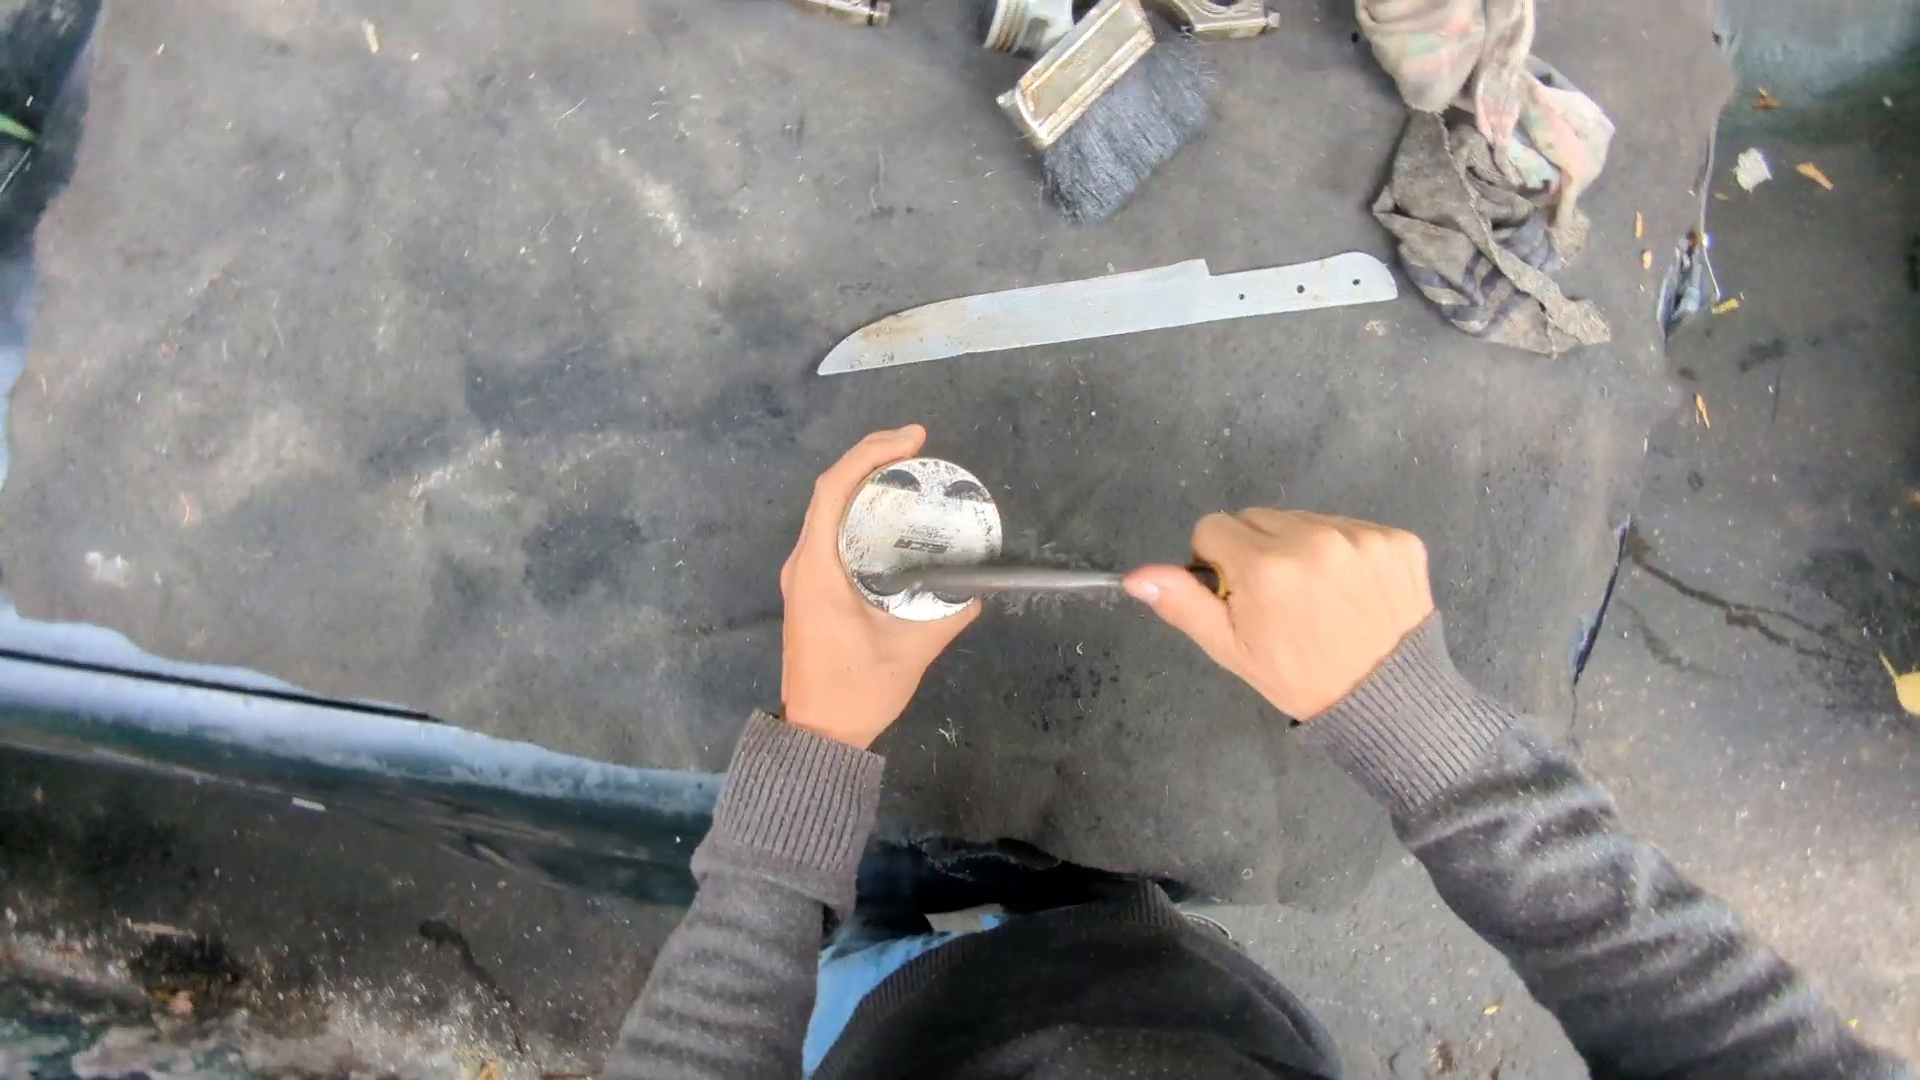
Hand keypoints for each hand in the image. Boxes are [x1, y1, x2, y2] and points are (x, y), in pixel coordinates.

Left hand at [780, 426, 981, 748]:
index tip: (912, 441)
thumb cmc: (856, 692)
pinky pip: (832, 532)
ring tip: (909, 473)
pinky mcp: (810, 586)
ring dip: (865, 484)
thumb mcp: (910, 652)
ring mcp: (803, 574)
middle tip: (918, 450)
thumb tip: (977, 589)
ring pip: (829, 509)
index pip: (834, 491)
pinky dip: (860, 512)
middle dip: (872, 459)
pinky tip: (892, 517)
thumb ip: (947, 615)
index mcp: (818, 569)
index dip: (870, 454)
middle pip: (831, 491)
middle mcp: (803, 562)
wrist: (817, 734)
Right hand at [1123, 509, 1433, 719]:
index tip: (1237, 592)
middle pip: (1255, 518)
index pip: (1212, 528)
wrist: (1387, 701)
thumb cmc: (1296, 676)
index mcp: (1264, 566)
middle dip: (1253, 550)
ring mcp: (1360, 538)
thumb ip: (1182, 603)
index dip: (1215, 561)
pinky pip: (1348, 527)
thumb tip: (1136, 577)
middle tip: (1275, 597)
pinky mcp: (1399, 540)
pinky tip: (1349, 588)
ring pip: (1300, 519)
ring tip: (1315, 594)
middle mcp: (1313, 539)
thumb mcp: (1228, 647)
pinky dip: (1342, 551)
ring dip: (1297, 547)